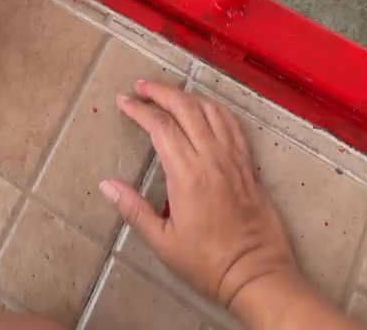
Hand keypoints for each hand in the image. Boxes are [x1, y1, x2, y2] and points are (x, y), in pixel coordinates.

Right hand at [100, 83, 302, 311]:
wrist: (260, 279)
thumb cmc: (209, 264)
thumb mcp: (163, 242)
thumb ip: (133, 209)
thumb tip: (106, 185)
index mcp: (188, 174)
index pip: (160, 125)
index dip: (139, 109)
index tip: (123, 102)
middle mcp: (212, 158)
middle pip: (185, 107)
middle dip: (160, 91)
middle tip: (141, 87)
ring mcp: (234, 159)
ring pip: (210, 110)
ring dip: (186, 95)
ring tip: (168, 94)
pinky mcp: (249, 165)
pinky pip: (232, 124)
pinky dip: (214, 108)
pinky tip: (203, 109)